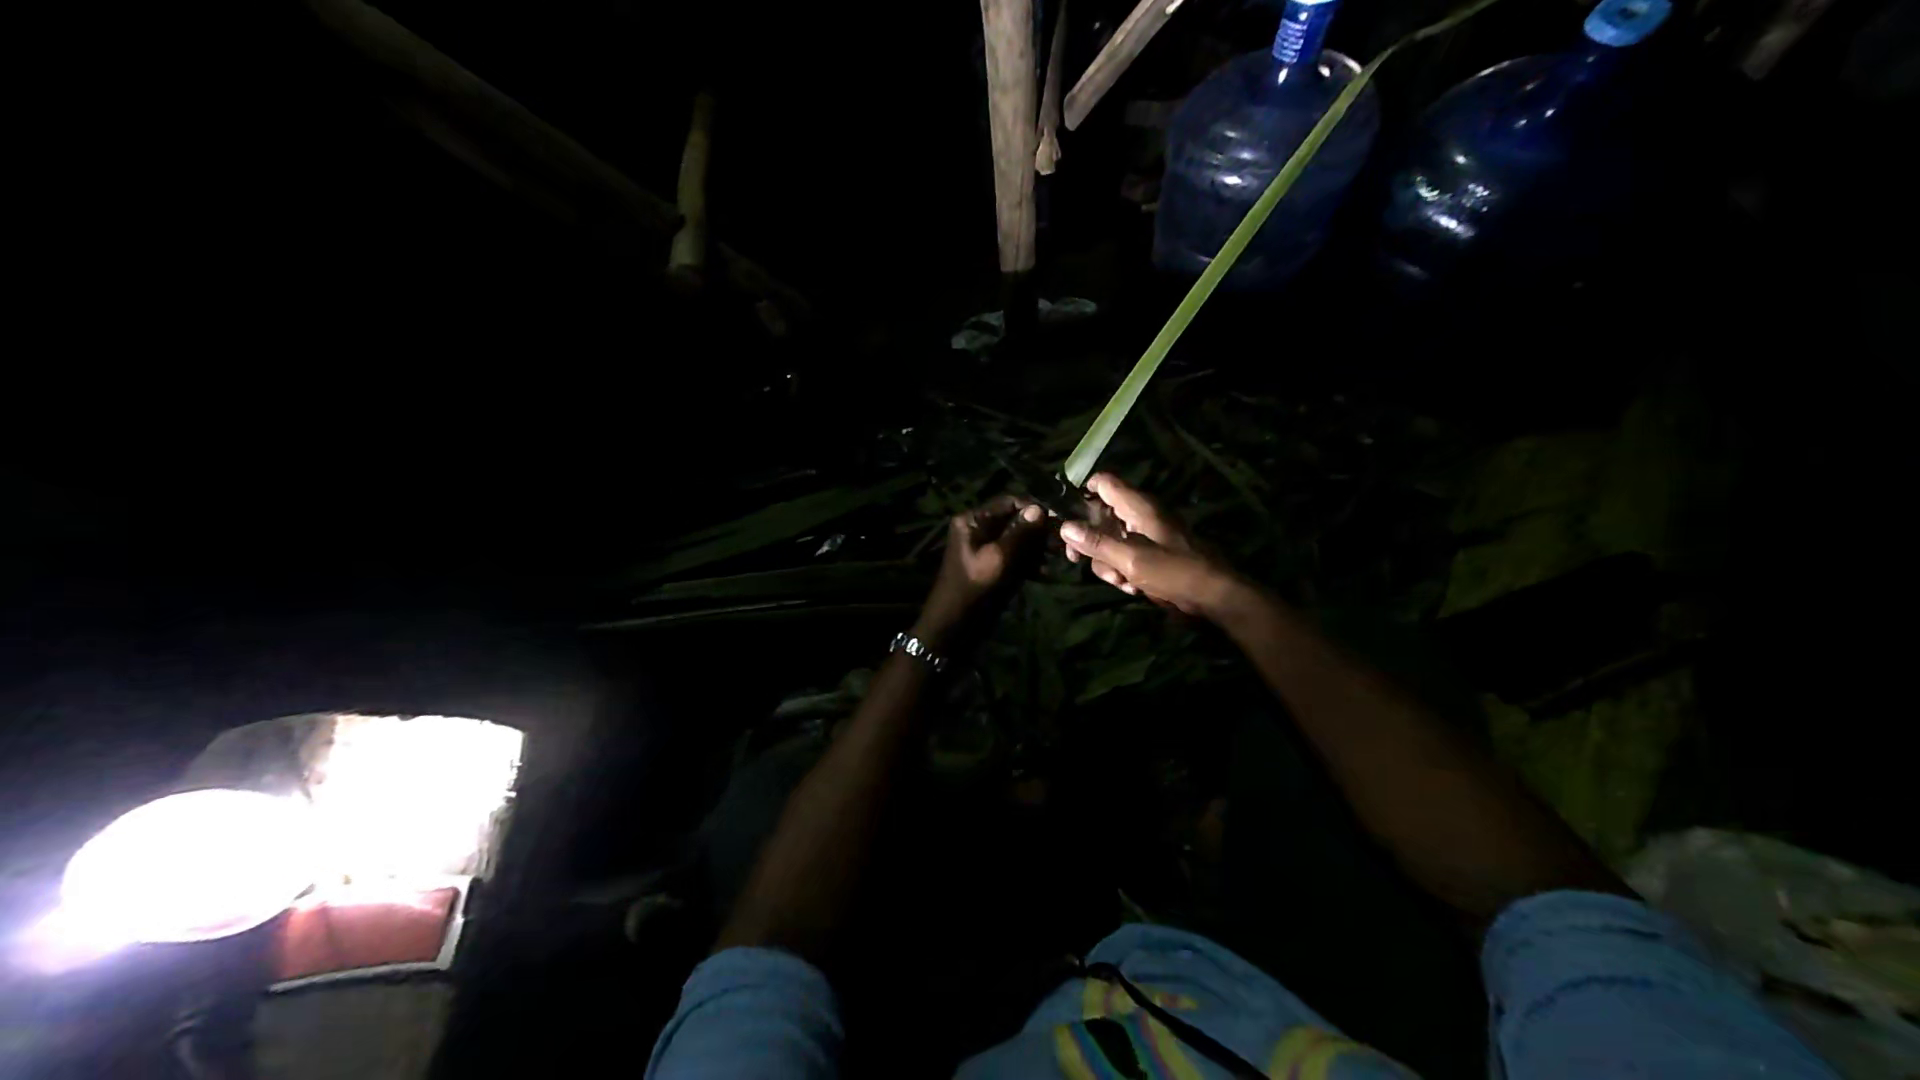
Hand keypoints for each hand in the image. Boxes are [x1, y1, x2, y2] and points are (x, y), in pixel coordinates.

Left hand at [915, 495, 1047, 645]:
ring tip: (1058, 555)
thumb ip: (1019, 532)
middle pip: (1015, 519)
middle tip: (1062, 541)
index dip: (1034, 508)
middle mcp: (978, 527)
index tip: (1059, 517)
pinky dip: (1030, 560)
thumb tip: (1039, 508)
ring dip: (1038, 546)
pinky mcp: (993, 562)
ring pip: (1018, 537)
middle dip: (1039, 530)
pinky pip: (1015, 553)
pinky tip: (1045, 570)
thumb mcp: (998, 557)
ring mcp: (986, 545)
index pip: (1008, 502)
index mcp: (973, 519)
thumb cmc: (973, 586)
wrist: (955, 623)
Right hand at [1059, 473, 1247, 618]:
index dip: (1080, 494)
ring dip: (1107, 563)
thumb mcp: (1131, 559)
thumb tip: (1064, 527)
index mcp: (1137, 506)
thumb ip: (1097, 543)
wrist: (1213, 595)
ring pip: (1108, 542)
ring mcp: (1144, 535)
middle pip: (1098, 517)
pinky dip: (1122, 571)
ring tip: (1121, 581)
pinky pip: (1122, 558)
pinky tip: (1132, 587)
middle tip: (1077, 560)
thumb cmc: (1174, 571)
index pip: (1102, 482)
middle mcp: (1139, 515)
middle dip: (1088, 541)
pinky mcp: (1148, 554)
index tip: (1065, 517)